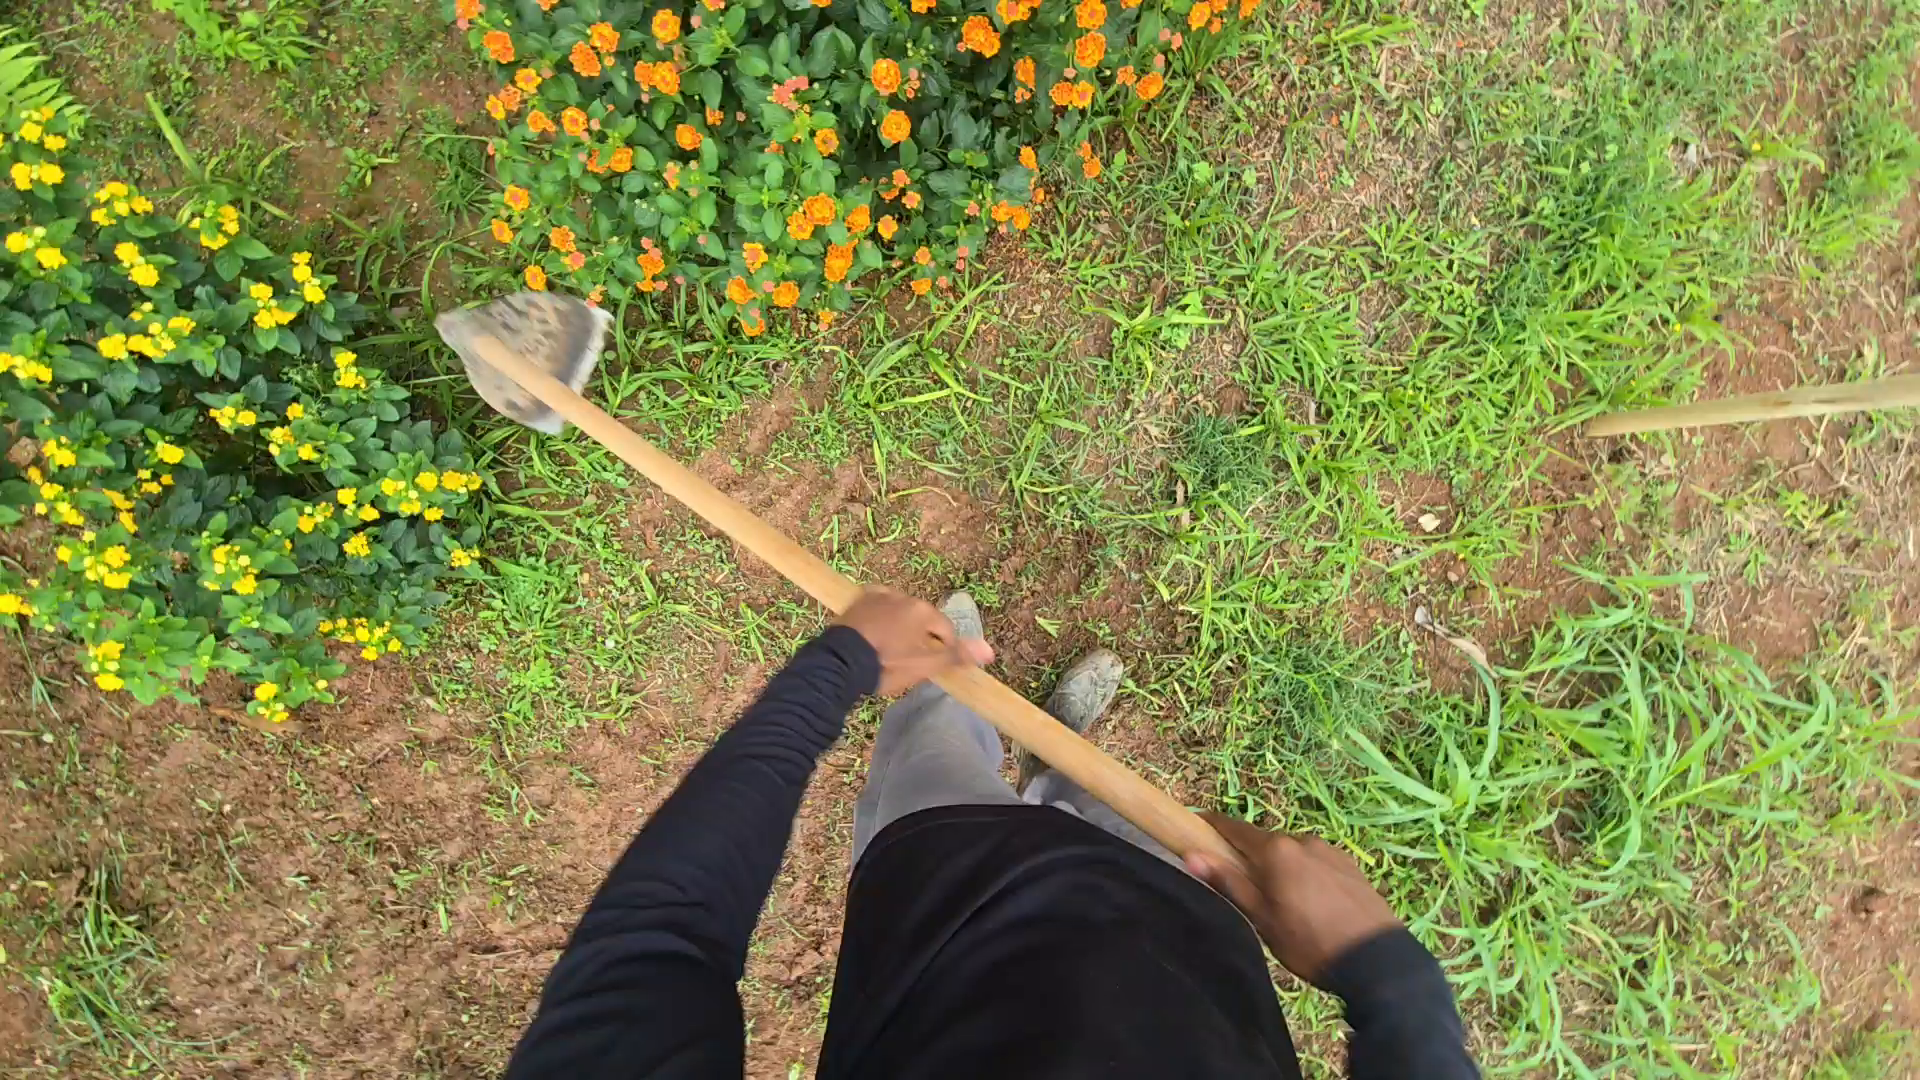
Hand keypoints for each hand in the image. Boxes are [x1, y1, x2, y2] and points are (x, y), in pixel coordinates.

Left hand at [835, 588, 993, 695]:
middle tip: (906, 662)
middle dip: (920, 638)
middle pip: (923, 620)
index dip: (942, 652)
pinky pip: (878, 608)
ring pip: (900, 613)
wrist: (839, 662)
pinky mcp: (859, 601)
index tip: (927, 669)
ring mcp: (879, 596)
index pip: (946, 632)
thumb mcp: (924, 665)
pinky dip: (881, 618)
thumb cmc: (887, 664)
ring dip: (900, 628)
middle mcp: (904, 596)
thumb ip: (956, 655)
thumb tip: (990, 650)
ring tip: (889, 652)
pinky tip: (875, 634)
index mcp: (923, 610)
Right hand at [1185, 812, 1402, 987]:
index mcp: (1275, 849)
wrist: (1381, 964)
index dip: (1212, 826)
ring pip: (1292, 852)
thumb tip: (1190, 855)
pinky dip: (1306, 872)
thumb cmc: (1310, 942)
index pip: (1233, 827)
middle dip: (1250, 856)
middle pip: (1263, 842)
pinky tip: (1314, 901)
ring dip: (1281, 866)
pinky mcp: (1350, 864)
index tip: (1196, 825)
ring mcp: (1328, 849)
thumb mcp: (1263, 918)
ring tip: (1286, 901)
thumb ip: (1228, 882)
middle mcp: (1300, 839)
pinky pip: (1316, 860)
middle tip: (1246, 886)